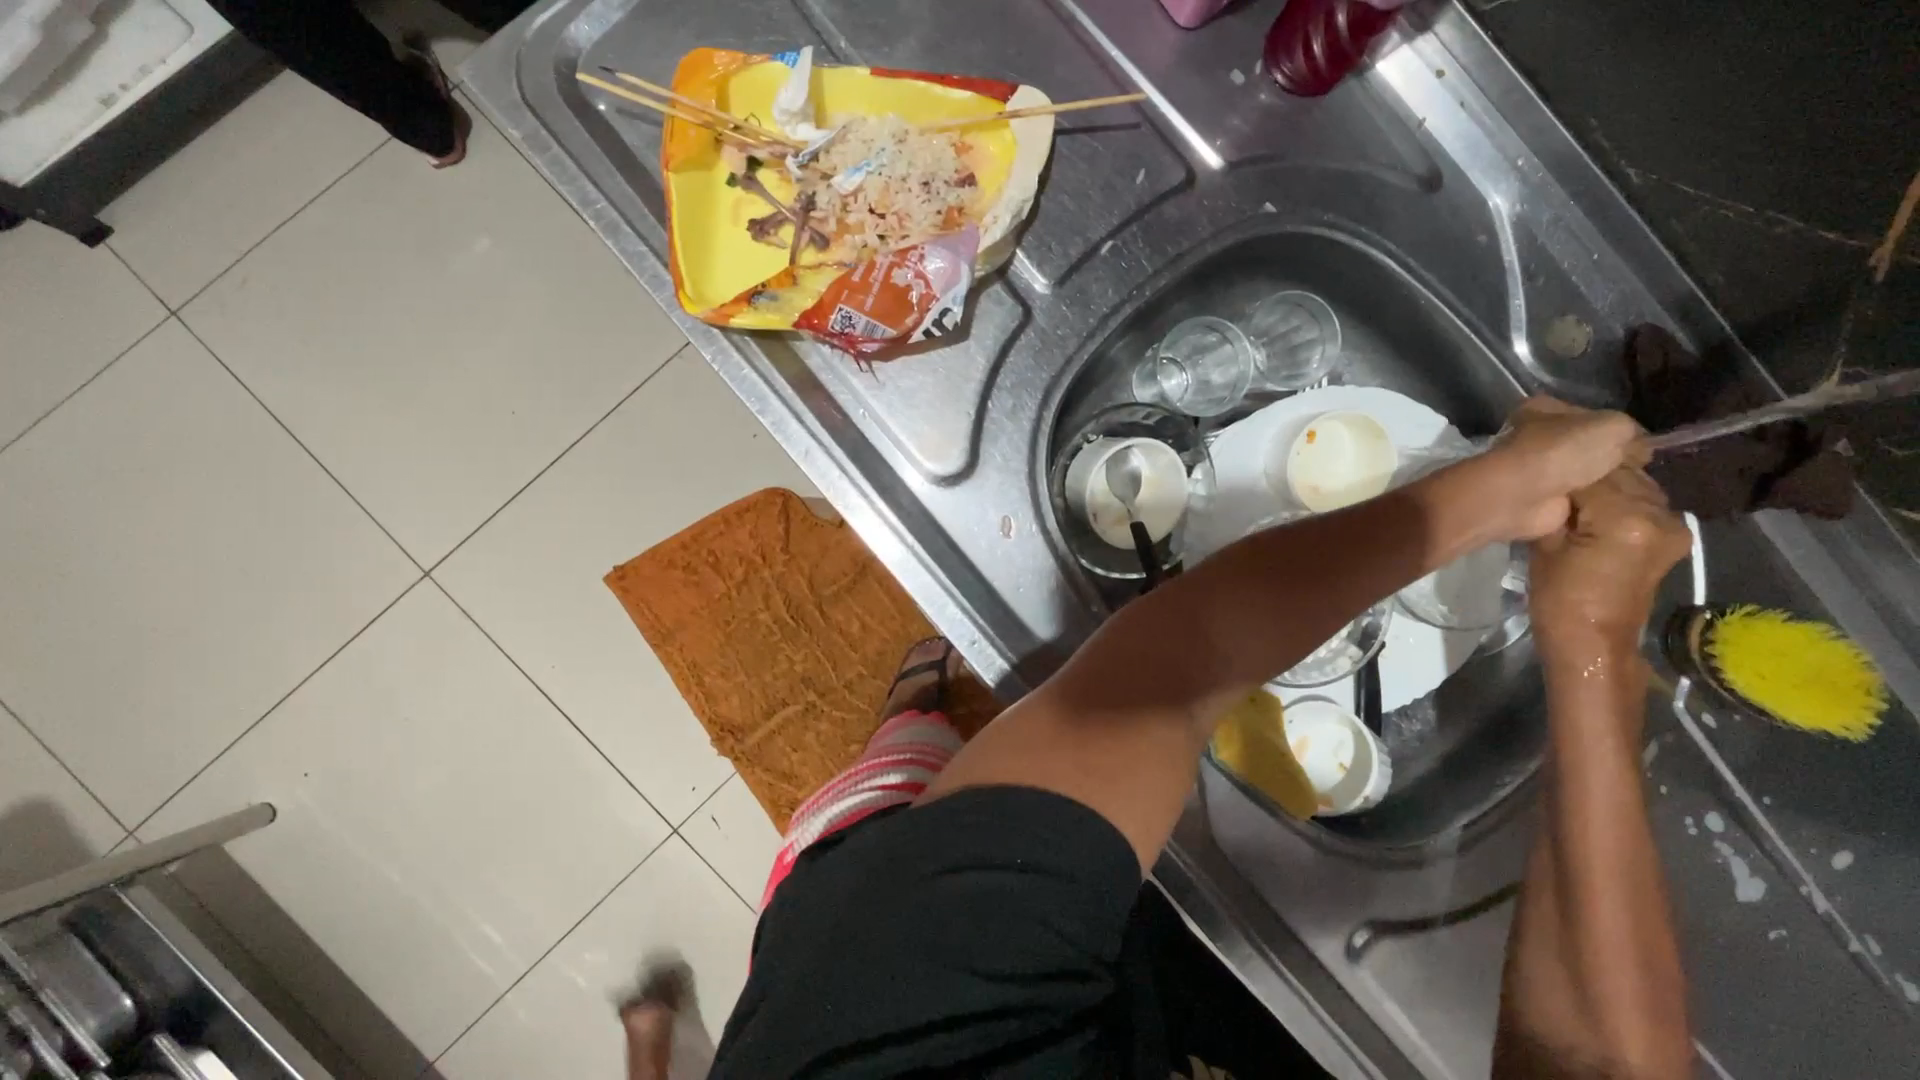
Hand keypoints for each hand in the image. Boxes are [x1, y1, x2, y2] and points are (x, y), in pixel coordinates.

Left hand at [1484, 398, 1646, 540]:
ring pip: (1583, 478)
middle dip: (1612, 462)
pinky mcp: (1539, 503)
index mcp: (1543, 411)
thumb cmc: (1561, 450)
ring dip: (1605, 487)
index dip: (1615, 429)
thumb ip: (1630, 432)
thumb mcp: (1612, 426)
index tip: (1642, 445)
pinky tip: (1617, 509)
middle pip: (1585, 450)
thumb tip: (1638, 449)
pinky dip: (1594, 508)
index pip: (1587, 415)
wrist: (1522, 495)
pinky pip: (1577, 503)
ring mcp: (1535, 473)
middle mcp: (1535, 440)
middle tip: (1643, 472)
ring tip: (1637, 492)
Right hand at [1529, 467, 1689, 658]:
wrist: (1594, 642)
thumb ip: (1555, 507)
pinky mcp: (1673, 535)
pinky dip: (1620, 500)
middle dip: (1586, 476)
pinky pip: (1644, 502)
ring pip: (1634, 484)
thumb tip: (1554, 481)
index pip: (1588, 473)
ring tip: (1572, 498)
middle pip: (1618, 474)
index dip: (1560, 473)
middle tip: (1553, 484)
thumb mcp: (1545, 547)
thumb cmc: (1559, 599)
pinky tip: (1594, 510)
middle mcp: (1659, 514)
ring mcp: (1673, 525)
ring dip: (1604, 486)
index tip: (1538, 476)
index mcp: (1625, 517)